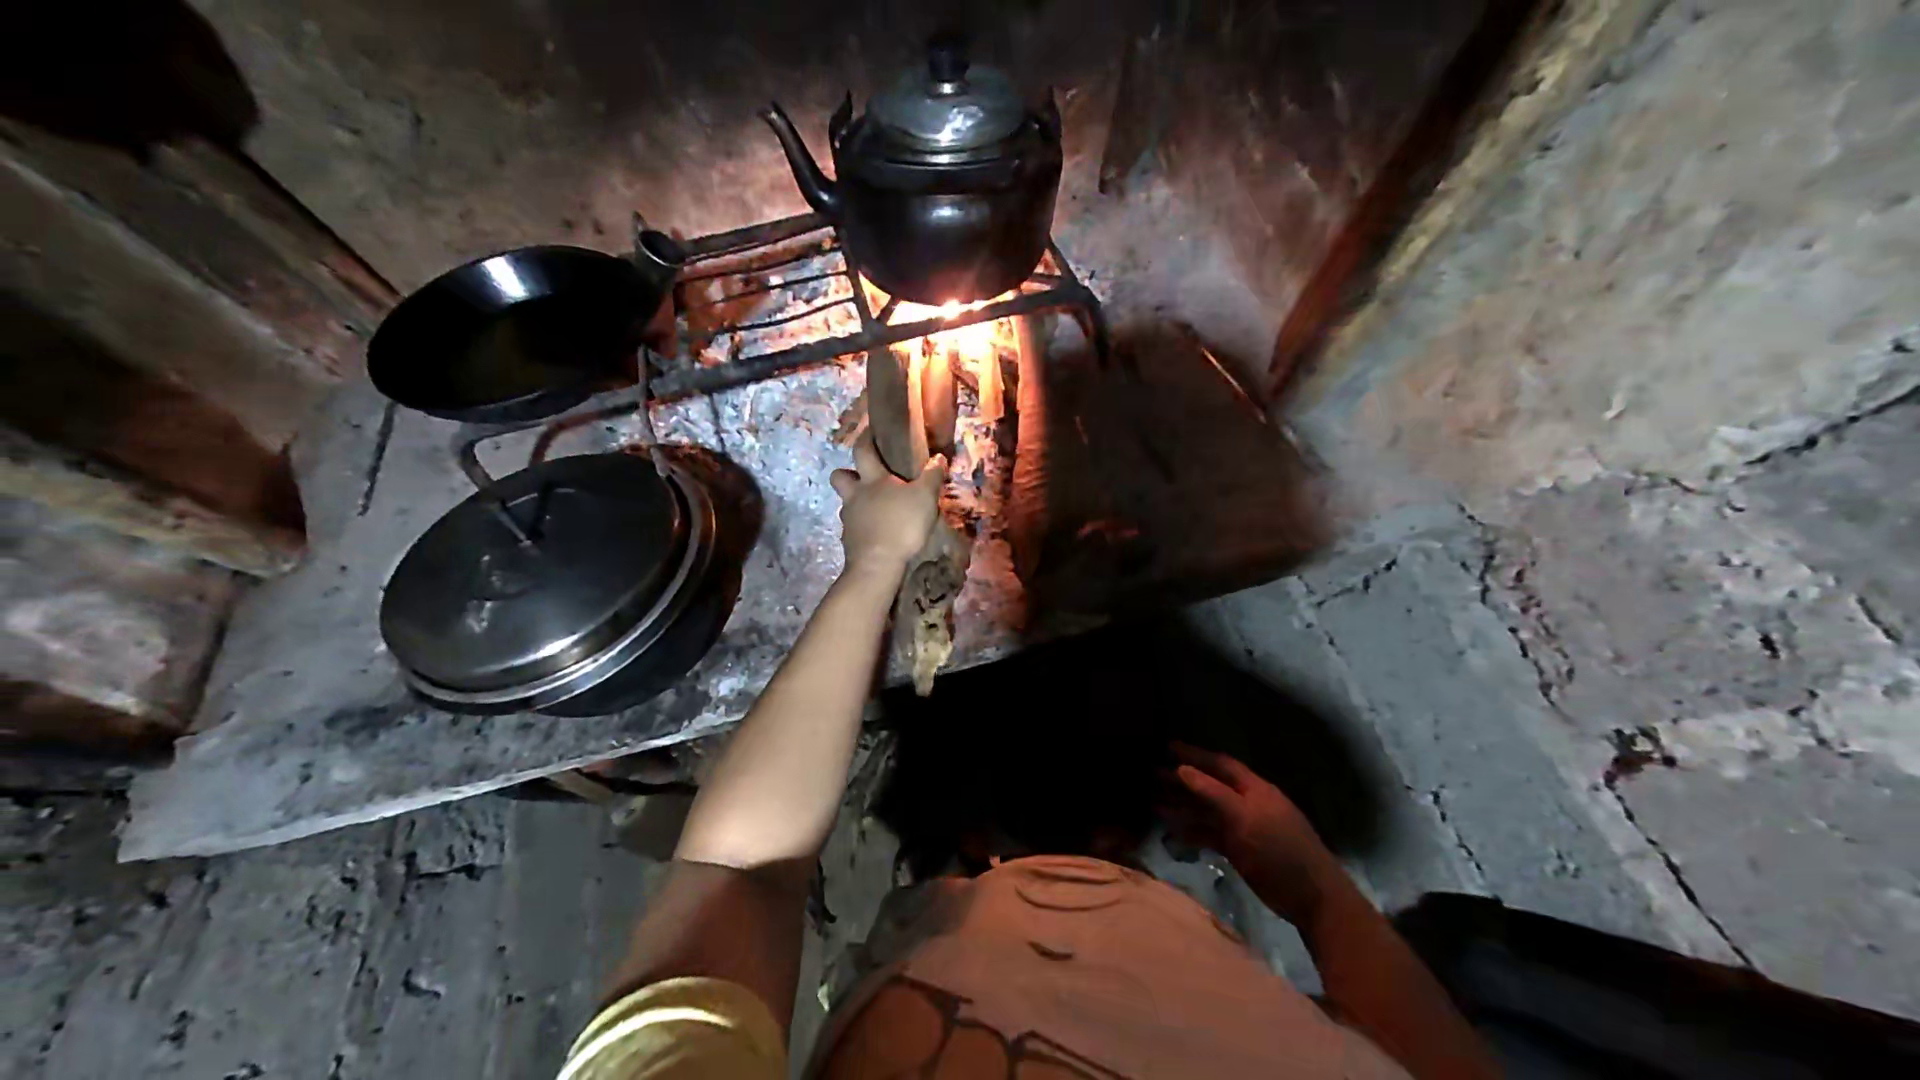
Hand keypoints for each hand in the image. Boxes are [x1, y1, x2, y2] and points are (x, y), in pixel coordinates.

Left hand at [829, 433, 944, 577]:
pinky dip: (864, 526)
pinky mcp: (850, 541)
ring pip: (846, 503)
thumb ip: (932, 476)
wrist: (877, 565)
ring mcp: (849, 519)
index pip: (862, 450)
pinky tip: (878, 533)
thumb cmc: (901, 524)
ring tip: (877, 509)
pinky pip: (854, 527)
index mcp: (872, 479)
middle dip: (848, 472)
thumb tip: (938, 458)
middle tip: (864, 476)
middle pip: (840, 476)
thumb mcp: (925, 497)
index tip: (871, 431)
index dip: (866, 438)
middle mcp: (855, 495)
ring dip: (857, 502)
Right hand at [1163, 742, 1345, 924]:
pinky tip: (1172, 831)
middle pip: (1210, 786)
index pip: (1220, 764)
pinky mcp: (1240, 850)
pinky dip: (1191, 831)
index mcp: (1255, 789)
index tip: (1168, 747)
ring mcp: (1244, 828)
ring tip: (1153, 801)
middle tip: (1152, 774)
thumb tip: (1183, 768)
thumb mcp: (1246, 819)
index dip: (1194, 755)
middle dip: (1182, 780)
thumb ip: (1214, 793)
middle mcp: (1247, 803)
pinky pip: (1210, 834)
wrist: (1313, 899)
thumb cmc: (1281, 852)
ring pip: (1207, 811)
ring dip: (1182, 806)